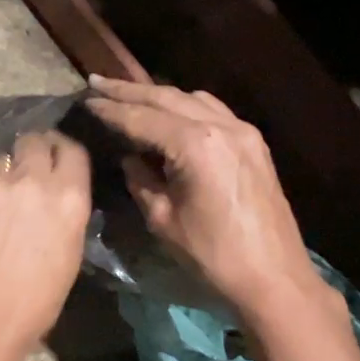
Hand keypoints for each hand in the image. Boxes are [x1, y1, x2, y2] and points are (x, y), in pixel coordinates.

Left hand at [0, 131, 92, 352]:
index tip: (55, 156)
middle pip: (33, 140)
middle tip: (23, 169)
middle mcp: (33, 179)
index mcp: (69, 196)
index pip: (71, 149)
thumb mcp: (70, 253)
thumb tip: (53, 203)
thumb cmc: (38, 301)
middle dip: (29, 150)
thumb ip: (63, 215)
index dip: (62, 150)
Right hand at [85, 76, 322, 317]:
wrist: (273, 276)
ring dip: (159, 95)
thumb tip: (130, 159)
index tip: (86, 101)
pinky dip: (186, 106)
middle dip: (129, 90)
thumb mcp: (163, 220)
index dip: (111, 110)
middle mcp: (221, 126)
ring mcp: (242, 131)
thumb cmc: (213, 255)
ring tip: (129, 94)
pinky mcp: (253, 143)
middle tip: (97, 84)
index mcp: (196, 145)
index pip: (143, 118)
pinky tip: (170, 113)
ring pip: (193, 99)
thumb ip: (141, 182)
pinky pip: (214, 112)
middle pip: (167, 97)